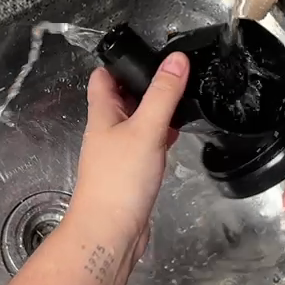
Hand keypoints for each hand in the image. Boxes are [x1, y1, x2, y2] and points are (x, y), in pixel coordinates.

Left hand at [65, 53, 187, 247]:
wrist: (109, 233)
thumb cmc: (120, 179)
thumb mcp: (145, 130)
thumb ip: (162, 95)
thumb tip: (176, 59)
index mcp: (101, 115)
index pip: (103, 78)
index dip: (120, 62)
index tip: (147, 52)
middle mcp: (106, 132)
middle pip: (121, 99)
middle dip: (144, 86)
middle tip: (175, 74)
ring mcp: (117, 155)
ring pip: (135, 123)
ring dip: (154, 112)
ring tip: (182, 100)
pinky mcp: (130, 175)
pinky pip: (145, 147)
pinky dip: (159, 138)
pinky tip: (175, 137)